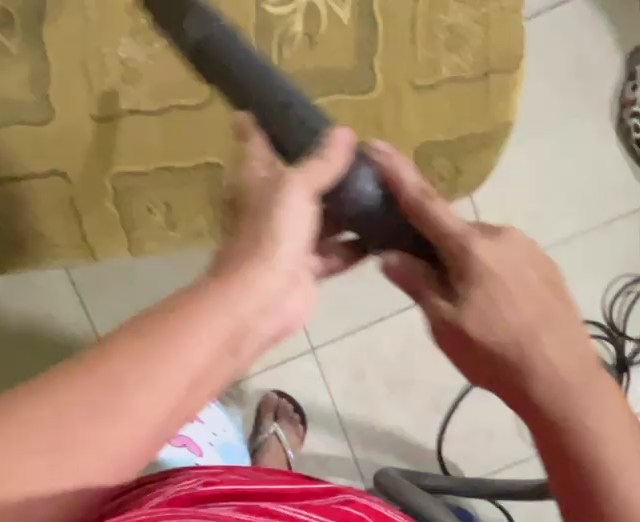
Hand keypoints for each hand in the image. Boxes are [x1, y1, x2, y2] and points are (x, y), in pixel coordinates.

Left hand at [206, 117, 360, 355]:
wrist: (262, 300)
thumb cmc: (269, 233)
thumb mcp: (296, 186)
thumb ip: (322, 162)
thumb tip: (344, 133)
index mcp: (255, 178)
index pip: (255, 140)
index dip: (262, 121)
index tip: (275, 103)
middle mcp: (270, 206)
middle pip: (297, 179)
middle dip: (324, 166)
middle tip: (359, 147)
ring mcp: (288, 240)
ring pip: (322, 217)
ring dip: (348, 207)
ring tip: (381, 186)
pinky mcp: (307, 269)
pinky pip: (336, 252)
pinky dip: (356, 244)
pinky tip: (383, 230)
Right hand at [363, 141, 602, 411]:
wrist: (559, 377)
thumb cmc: (493, 352)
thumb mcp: (444, 324)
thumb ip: (417, 284)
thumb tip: (390, 255)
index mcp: (470, 245)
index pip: (424, 203)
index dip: (397, 175)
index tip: (376, 146)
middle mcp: (501, 234)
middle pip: (453, 232)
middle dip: (431, 247)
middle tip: (420, 282)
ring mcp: (528, 249)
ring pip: (479, 248)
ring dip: (461, 265)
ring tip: (462, 309)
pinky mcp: (544, 267)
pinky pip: (503, 261)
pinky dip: (486, 275)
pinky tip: (491, 310)